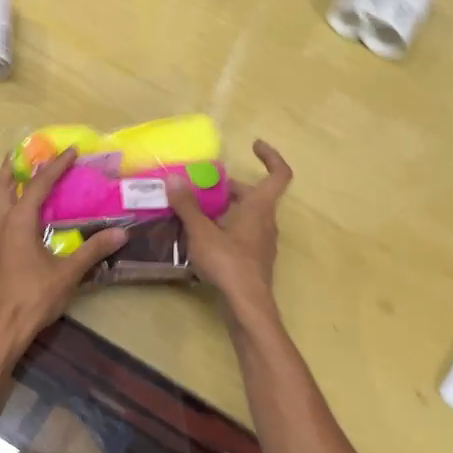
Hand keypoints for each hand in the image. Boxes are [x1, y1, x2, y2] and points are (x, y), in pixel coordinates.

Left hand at [0, 148, 128, 351]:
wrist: (3, 327)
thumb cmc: (33, 297)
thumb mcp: (68, 273)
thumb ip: (93, 250)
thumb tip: (121, 232)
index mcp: (18, 223)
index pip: (37, 185)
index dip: (55, 167)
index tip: (71, 151)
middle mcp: (2, 225)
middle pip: (2, 186)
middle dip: (12, 167)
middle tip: (25, 152)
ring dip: (9, 186)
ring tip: (25, 175)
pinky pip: (1, 218)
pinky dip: (12, 205)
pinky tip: (27, 213)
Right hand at [166, 140, 291, 312]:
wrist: (246, 306)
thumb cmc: (228, 262)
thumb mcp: (201, 231)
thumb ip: (187, 205)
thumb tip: (174, 179)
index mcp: (260, 208)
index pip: (278, 175)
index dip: (271, 157)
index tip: (254, 146)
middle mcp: (266, 222)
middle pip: (254, 196)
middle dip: (230, 187)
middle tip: (204, 185)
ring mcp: (261, 244)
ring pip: (246, 216)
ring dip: (226, 209)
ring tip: (195, 210)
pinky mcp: (252, 261)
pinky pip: (240, 235)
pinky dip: (224, 228)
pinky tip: (200, 238)